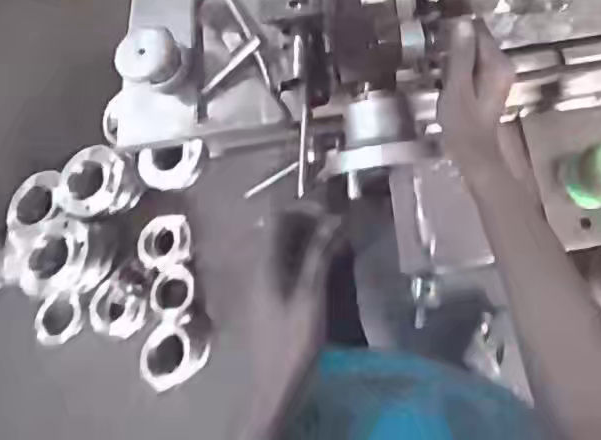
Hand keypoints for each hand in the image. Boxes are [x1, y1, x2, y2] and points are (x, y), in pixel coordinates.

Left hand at [234, 202, 340, 439]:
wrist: (272, 393)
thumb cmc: (290, 345)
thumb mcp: (310, 298)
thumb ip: (319, 256)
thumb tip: (334, 219)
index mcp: (265, 263)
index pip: (278, 216)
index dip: (304, 207)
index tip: (331, 214)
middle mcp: (261, 267)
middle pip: (282, 228)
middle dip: (311, 221)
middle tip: (339, 228)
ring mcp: (265, 282)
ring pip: (286, 245)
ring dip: (311, 238)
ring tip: (339, 243)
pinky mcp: (272, 296)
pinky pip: (288, 262)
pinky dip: (308, 255)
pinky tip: (327, 264)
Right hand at [436, 18, 518, 172]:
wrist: (475, 155)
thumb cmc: (463, 122)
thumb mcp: (457, 86)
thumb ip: (461, 54)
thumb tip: (463, 22)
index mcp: (497, 62)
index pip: (478, 29)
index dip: (457, 28)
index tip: (437, 33)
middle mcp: (503, 63)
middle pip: (477, 39)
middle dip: (456, 40)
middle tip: (435, 50)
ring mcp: (498, 73)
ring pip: (474, 50)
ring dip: (457, 52)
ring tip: (437, 60)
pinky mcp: (490, 82)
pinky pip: (474, 62)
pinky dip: (460, 63)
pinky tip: (446, 73)